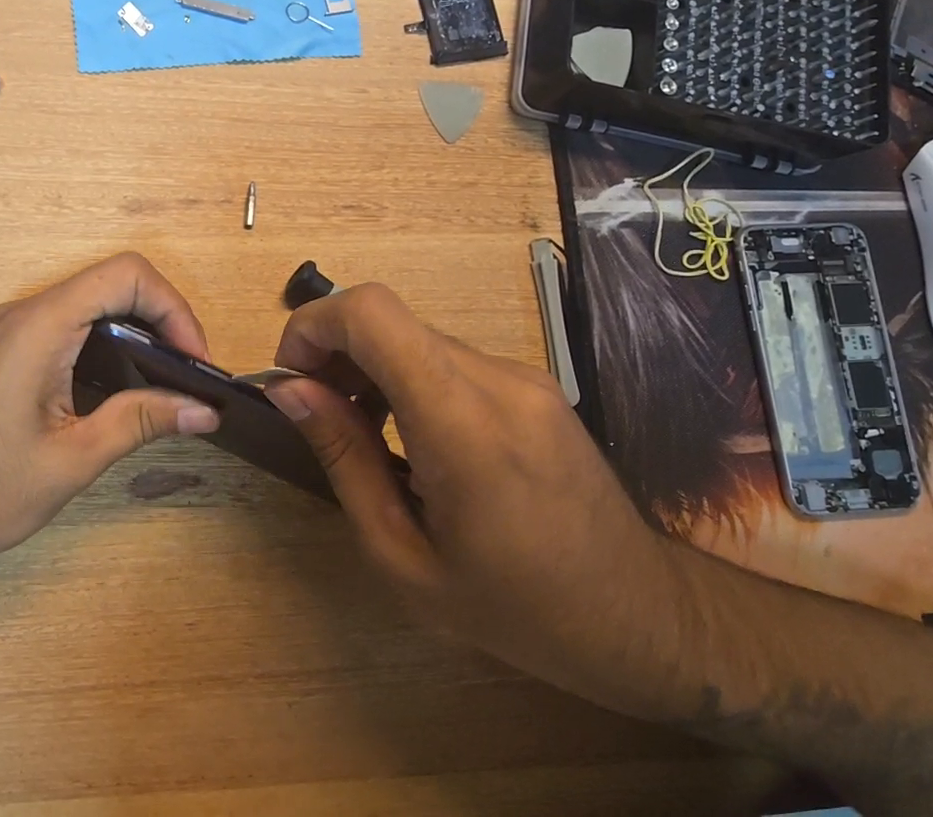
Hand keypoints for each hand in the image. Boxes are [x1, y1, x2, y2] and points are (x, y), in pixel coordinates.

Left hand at [0, 253, 220, 571]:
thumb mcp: (72, 459)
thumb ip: (140, 422)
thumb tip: (201, 409)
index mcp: (39, 328)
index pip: (126, 275)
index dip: (173, 307)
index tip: (194, 359)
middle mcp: (22, 316)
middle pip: (110, 285)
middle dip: (161, 322)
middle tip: (188, 378)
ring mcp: (9, 332)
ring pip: (89, 307)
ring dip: (134, 336)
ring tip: (164, 389)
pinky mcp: (3, 353)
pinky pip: (65, 329)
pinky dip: (104, 349)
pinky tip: (120, 395)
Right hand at [263, 284, 691, 715]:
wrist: (642, 618)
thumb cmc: (514, 608)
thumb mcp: (401, 554)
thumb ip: (344, 458)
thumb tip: (290, 390)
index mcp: (463, 424)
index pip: (373, 314)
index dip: (313, 326)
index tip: (290, 378)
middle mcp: (498, 380)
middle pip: (389, 321)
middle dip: (332, 353)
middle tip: (314, 416)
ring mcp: (524, 378)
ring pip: (416, 338)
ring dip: (368, 368)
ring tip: (358, 433)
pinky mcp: (535, 386)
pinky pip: (449, 359)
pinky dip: (406, 380)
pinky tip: (406, 437)